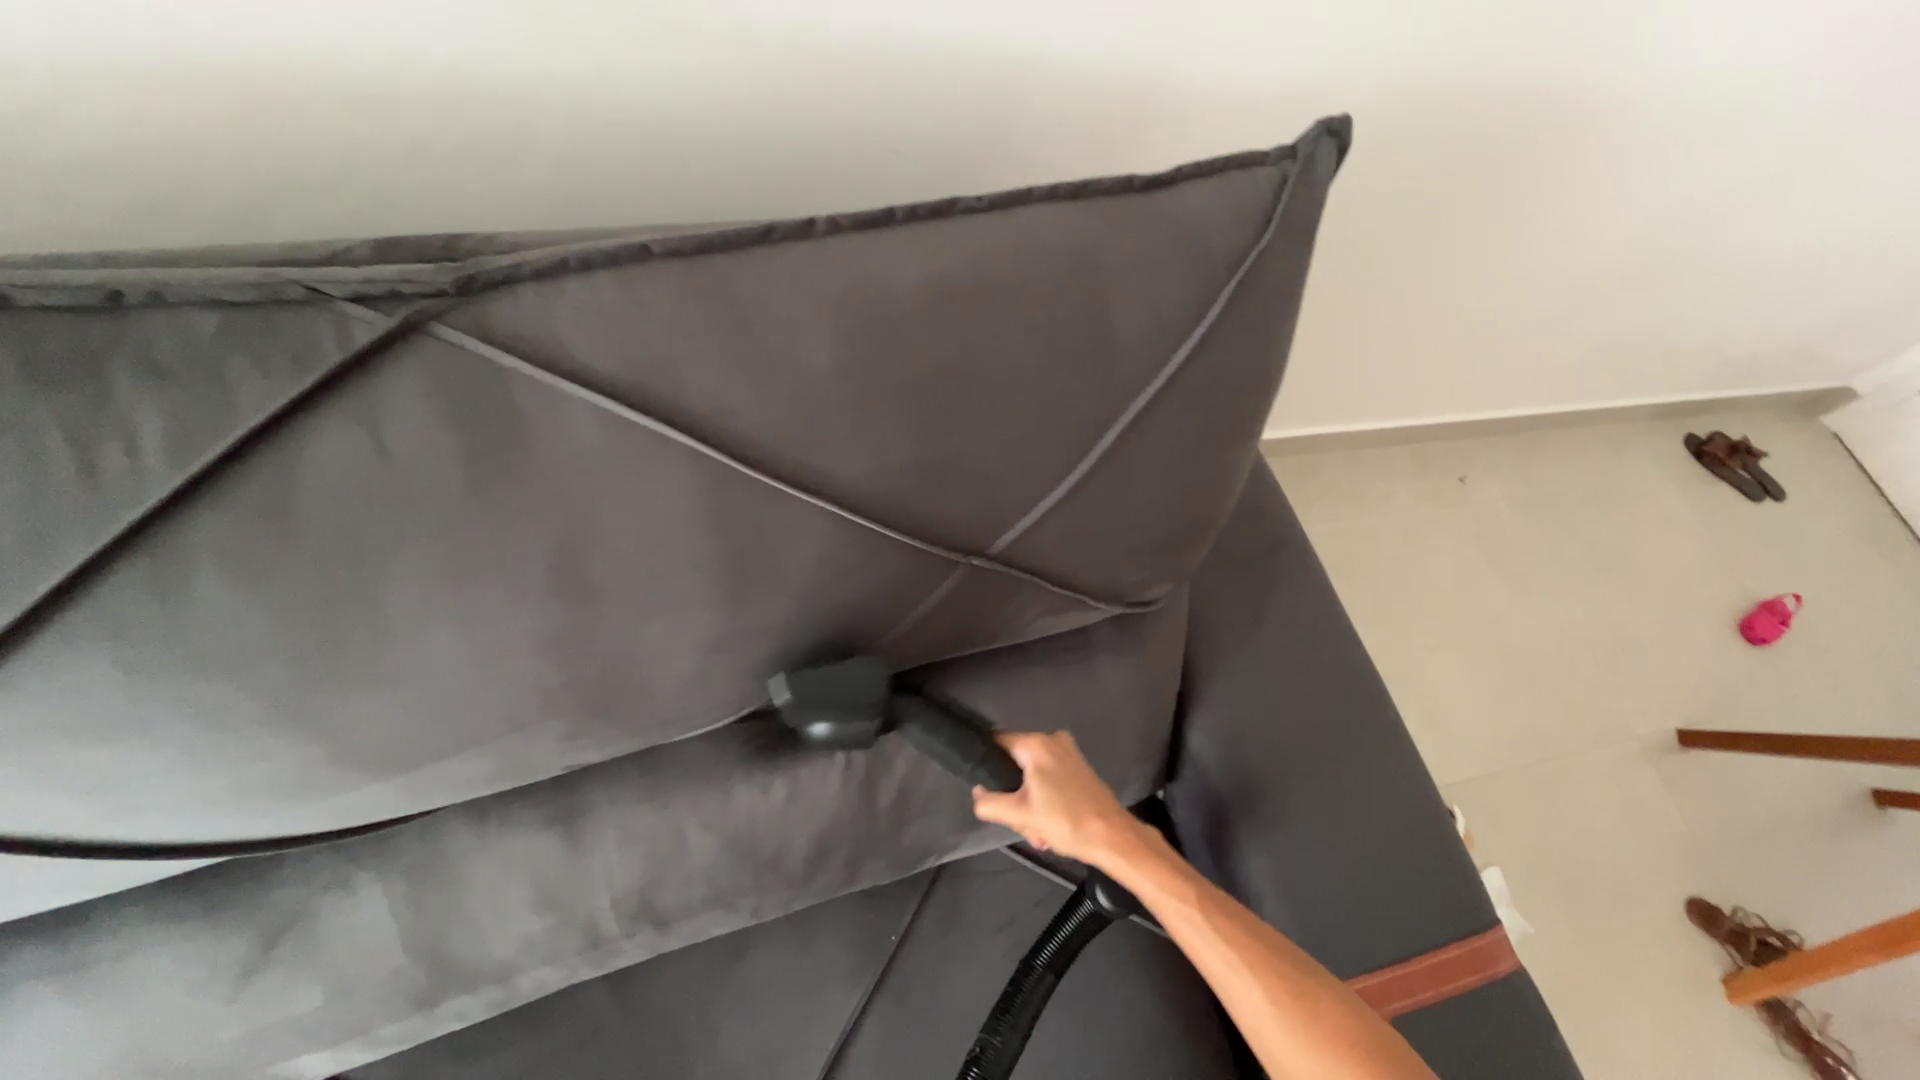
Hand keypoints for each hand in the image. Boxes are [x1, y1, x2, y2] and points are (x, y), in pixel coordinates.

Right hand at [971, 731, 1145, 867]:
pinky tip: (1049, 828)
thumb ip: (989, 802)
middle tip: (1020, 822)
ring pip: (1032, 776)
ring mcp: (1069, 754)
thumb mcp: (1018, 814)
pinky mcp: (1079, 769)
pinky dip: (1045, 802)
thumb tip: (979, 792)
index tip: (988, 791)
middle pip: (1015, 763)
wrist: (1112, 837)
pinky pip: (1049, 780)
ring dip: (1029, 806)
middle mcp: (1053, 740)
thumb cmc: (1065, 821)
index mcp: (1037, 744)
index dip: (987, 766)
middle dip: (1013, 796)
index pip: (997, 743)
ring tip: (1038, 832)